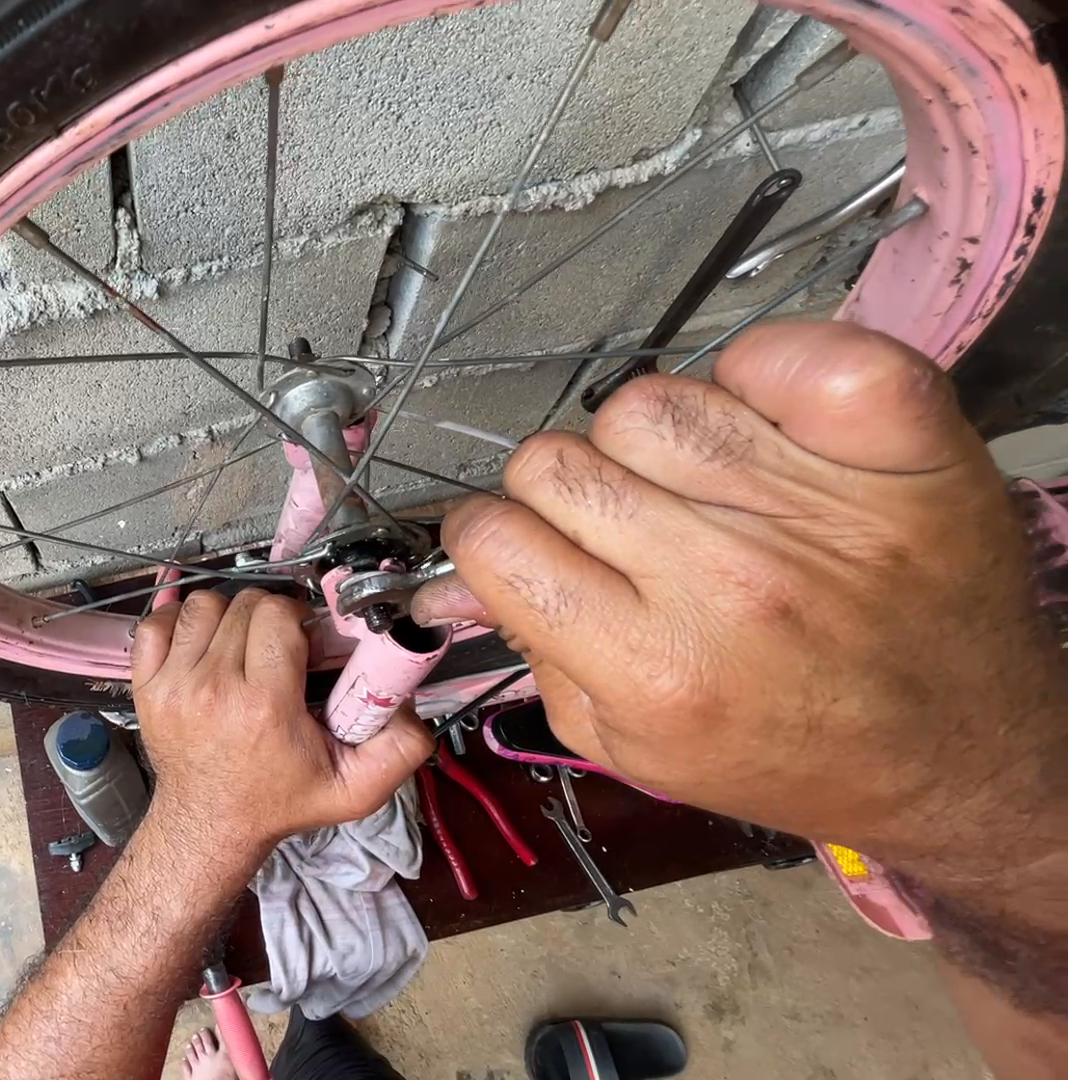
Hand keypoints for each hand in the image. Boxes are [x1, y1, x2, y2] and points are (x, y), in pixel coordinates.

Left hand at [132, 589, 432, 866]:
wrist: (211, 823)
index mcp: (263, 705)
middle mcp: (212, 687)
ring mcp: (172, 684)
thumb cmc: (278, 800)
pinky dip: (178, 623)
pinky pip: (156, 624)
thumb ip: (399, 748)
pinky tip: (200, 642)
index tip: (302, 639)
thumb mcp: (353, 789)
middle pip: (242, 605)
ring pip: (202, 606)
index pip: (277, 614)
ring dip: (226, 616)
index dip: (296, 616)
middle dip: (266, 615)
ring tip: (239, 644)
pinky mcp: (145, 686)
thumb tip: (411, 701)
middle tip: (275, 644)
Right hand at [413, 322, 1067, 875]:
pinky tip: (749, 424)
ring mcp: (819, 510)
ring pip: (639, 406)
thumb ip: (522, 651)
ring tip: (672, 487)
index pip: (492, 539)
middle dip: (546, 494)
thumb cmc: (777, 755)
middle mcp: (729, 583)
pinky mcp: (904, 458)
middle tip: (592, 527)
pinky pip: (798, 355)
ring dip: (632, 443)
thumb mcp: (615, 739)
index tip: (506, 546)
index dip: (479, 536)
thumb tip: (444, 584)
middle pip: (550, 464)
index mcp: (651, 664)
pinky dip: (757, 370)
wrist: (961, 766)